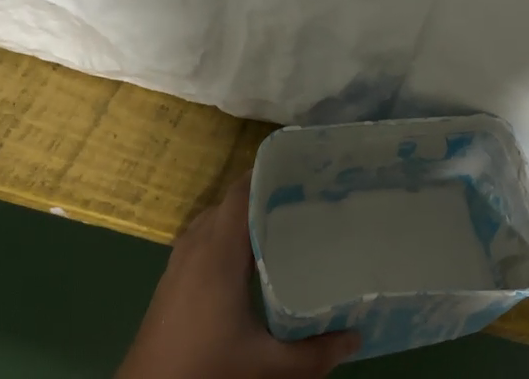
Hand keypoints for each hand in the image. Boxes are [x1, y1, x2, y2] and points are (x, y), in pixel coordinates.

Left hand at [115, 178, 359, 378]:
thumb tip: (356, 337)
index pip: (243, 190)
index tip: (308, 169)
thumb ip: (314, 352)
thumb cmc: (204, 369)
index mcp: (218, 252)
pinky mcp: (171, 281)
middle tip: (310, 195)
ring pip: (216, 219)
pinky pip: (204, 238)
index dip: (272, 172)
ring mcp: (178, 263)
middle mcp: (195, 247)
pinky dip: (229, 235)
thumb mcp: (267, 366)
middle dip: (268, 192)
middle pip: (232, 201)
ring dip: (246, 215)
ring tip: (286, 220)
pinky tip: (253, 258)